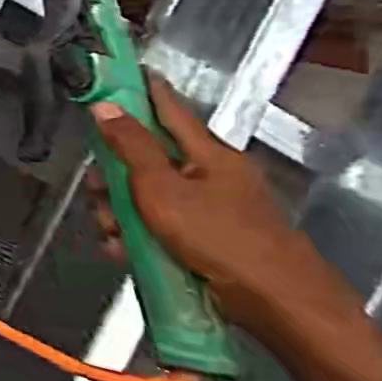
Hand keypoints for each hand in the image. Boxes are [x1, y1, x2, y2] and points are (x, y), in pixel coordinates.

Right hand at [89, 75, 381, 380]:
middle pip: (144, 159)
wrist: (281, 308)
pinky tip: (125, 251)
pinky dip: (135, 236)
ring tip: (114, 234)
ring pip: (144, 196)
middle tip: (99, 193)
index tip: (116, 72)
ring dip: (118, 213)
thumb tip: (104, 104)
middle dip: (112, 177)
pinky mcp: (205, 239)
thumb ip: (130, 146)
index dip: (141, 89)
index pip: (167, 109)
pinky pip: (156, 226)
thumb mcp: (161, 187)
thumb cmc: (220, 238)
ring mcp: (210, 210)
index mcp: (207, 156)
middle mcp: (210, 176)